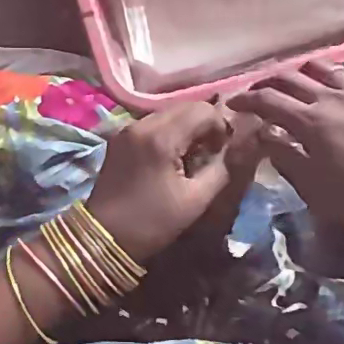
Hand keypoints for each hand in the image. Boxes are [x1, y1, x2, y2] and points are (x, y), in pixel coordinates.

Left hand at [86, 101, 253, 260]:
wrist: (102, 237)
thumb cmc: (151, 222)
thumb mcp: (195, 200)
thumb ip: (223, 168)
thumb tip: (241, 146)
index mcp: (160, 137)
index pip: (203, 109)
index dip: (221, 127)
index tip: (222, 153)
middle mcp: (140, 124)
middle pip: (185, 106)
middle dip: (204, 126)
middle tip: (210, 156)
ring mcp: (126, 129)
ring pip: (168, 113)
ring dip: (186, 129)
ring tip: (191, 160)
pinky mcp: (119, 139)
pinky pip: (152, 124)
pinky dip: (168, 134)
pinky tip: (170, 160)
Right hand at [228, 60, 343, 243]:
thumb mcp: (312, 185)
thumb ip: (284, 154)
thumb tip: (264, 133)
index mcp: (312, 121)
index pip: (268, 100)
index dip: (246, 100)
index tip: (232, 104)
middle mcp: (333, 98)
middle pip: (290, 78)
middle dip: (266, 83)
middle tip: (255, 94)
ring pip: (320, 68)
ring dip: (297, 73)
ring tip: (289, 85)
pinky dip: (327, 76)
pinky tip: (326, 88)